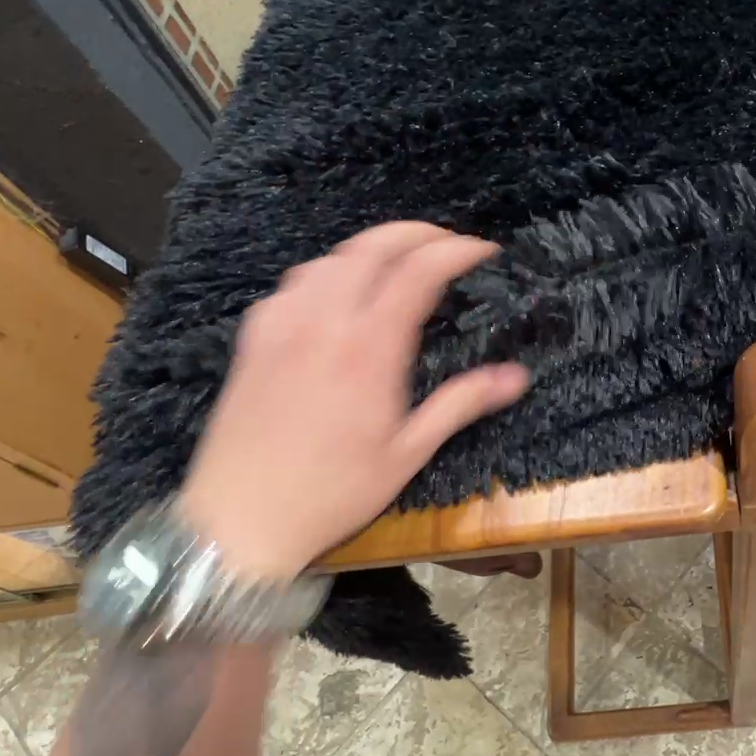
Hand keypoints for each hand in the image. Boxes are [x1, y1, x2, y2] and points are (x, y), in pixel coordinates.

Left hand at [177, 223, 529, 577]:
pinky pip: (291, 286)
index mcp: (369, 349)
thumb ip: (461, 404)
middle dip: (415, 233)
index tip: (483, 250)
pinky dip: (325, 274)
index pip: (417, 273)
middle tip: (447, 242)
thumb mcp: (408, 453)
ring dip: (370, 249)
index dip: (455, 251)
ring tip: (397, 264)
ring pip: (328, 260)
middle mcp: (323, 324)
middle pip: (370, 248)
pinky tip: (335, 296)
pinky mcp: (254, 342)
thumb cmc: (333, 493)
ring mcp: (282, 328)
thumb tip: (516, 377)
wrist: (239, 522)